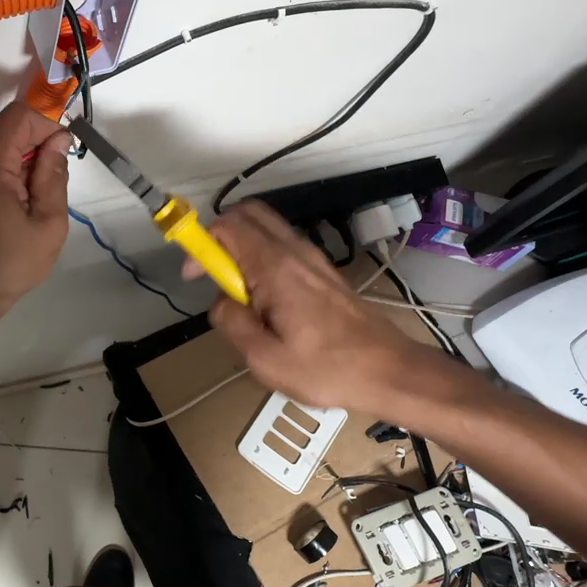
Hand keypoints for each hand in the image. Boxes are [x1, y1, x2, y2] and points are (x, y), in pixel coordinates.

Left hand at [0, 102, 73, 325]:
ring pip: (0, 146)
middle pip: (9, 129)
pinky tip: (17, 205)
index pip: (19, 116)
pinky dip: (8, 172)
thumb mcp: (49, 223)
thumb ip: (54, 175)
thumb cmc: (11, 265)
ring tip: (34, 202)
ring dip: (24, 163)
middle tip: (51, 187)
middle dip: (37, 148)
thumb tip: (57, 141)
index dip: (47, 125)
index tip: (64, 153)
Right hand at [194, 202, 441, 411]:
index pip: (227, 226)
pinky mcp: (325, 272)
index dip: (201, 244)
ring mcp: (314, 259)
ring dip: (243, 246)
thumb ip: (232, 322)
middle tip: (214, 273)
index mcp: (276, 268)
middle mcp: (295, 252)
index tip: (195, 277)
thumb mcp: (264, 358)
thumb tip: (221, 302)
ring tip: (241, 292)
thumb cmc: (327, 369)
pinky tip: (267, 299)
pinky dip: (263, 258)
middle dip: (220, 235)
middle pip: (248, 214)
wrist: (391, 373)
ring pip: (267, 228)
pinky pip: (284, 246)